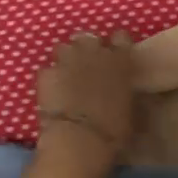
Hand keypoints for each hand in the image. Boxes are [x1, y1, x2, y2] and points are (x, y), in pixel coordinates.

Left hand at [36, 31, 135, 163]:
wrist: (79, 140)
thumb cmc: (114, 129)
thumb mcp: (131, 109)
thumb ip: (126, 90)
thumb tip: (124, 91)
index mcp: (120, 60)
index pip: (121, 37)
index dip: (117, 45)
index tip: (115, 56)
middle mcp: (94, 52)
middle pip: (88, 38)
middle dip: (88, 49)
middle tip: (88, 67)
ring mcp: (67, 60)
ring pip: (64, 48)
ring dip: (66, 59)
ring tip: (67, 76)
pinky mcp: (45, 73)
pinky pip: (48, 70)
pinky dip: (50, 78)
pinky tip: (53, 92)